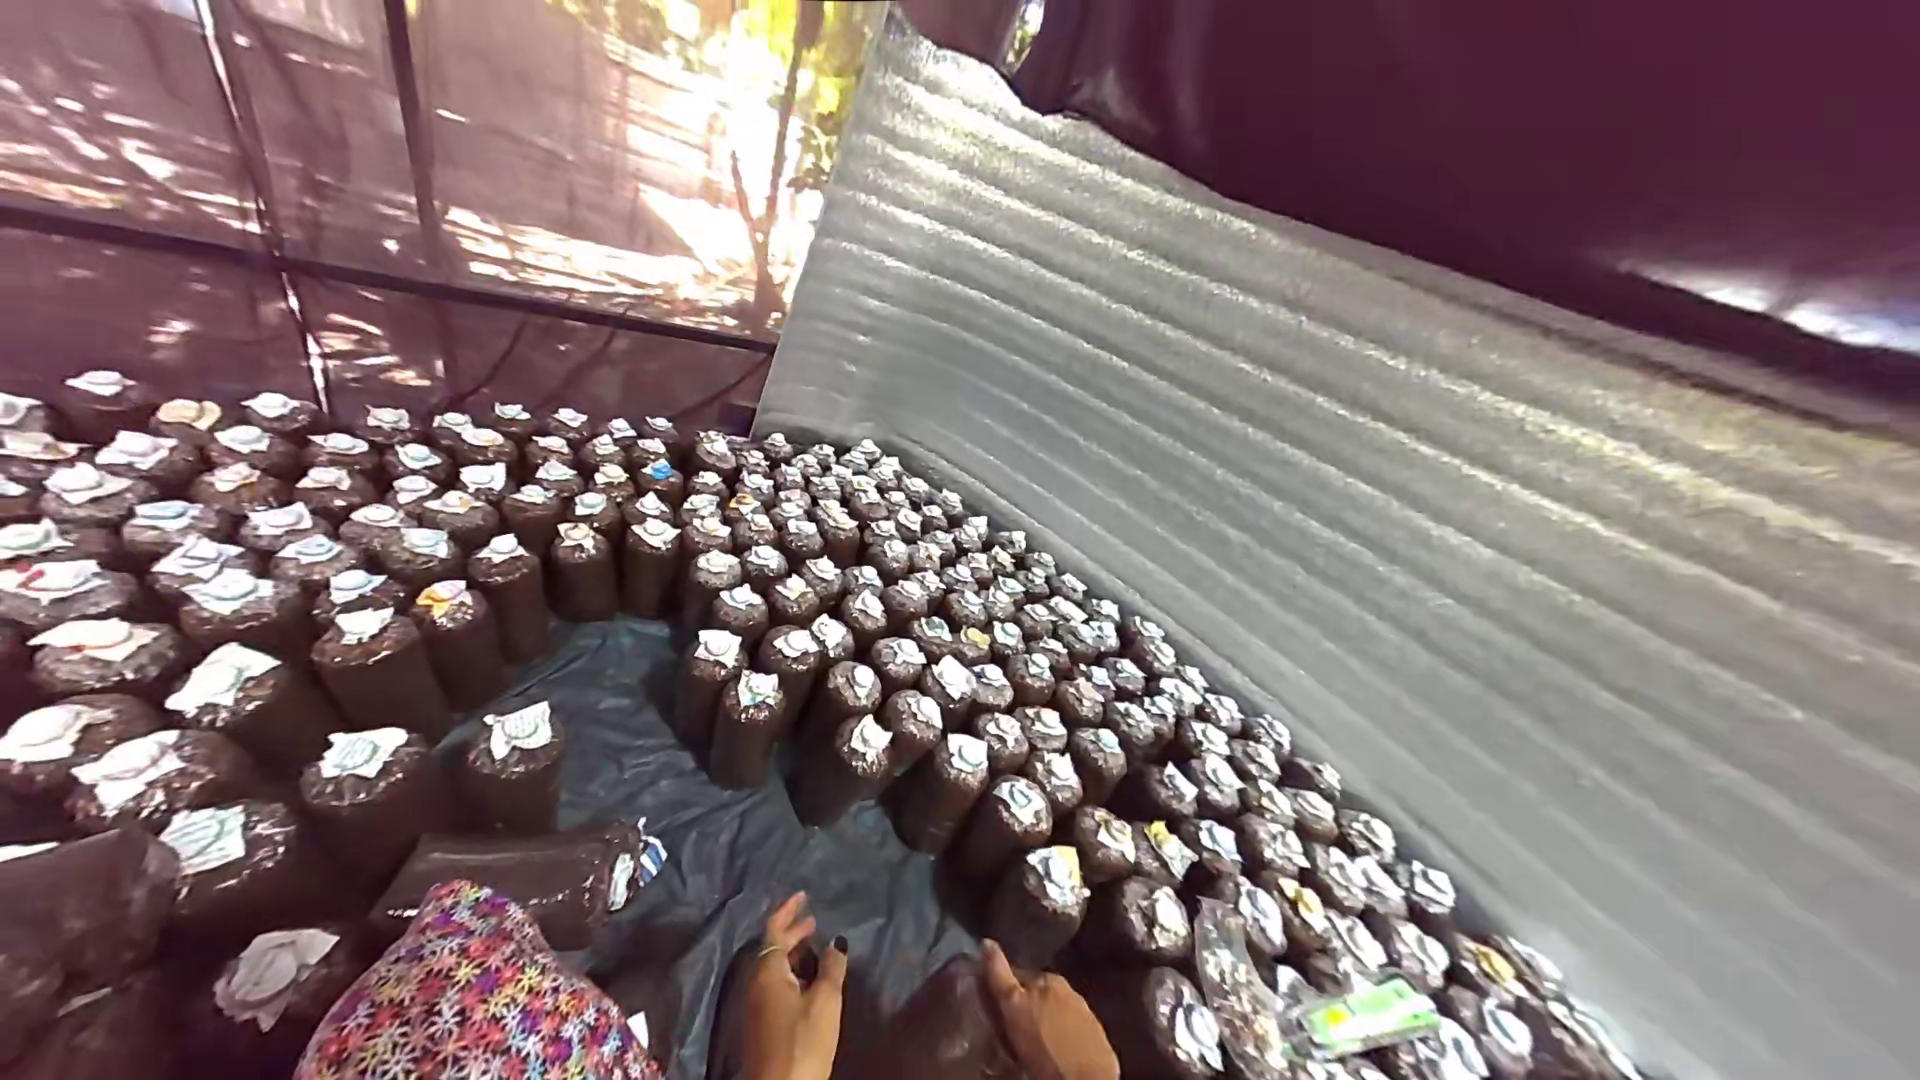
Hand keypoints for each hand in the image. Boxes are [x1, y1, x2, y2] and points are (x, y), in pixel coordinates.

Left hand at [746, 892, 846, 1079]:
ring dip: (792, 952)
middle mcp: (756, 983)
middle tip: (814, 921)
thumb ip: (831, 966)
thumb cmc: (802, 1041)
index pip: (774, 929)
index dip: (788, 909)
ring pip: (773, 966)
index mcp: (768, 971)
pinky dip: (789, 970)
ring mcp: (756, 1005)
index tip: (803, 895)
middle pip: (772, 947)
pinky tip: (807, 978)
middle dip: (793, 931)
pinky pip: (773, 983)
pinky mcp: (761, 1024)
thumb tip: (834, 943)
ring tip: (814, 946)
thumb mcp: (825, 1000)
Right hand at [983, 939, 1118, 1079]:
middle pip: (1042, 995)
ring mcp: (1088, 1015)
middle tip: (1016, 1027)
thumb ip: (1000, 975)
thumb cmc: (1043, 1044)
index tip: (999, 1006)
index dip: (1008, 991)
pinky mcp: (1099, 1041)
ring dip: (1048, 1022)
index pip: (1022, 976)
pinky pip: (1076, 1034)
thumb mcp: (1013, 1008)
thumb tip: (987, 941)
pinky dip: (1066, 1039)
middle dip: (1030, 1006)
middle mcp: (1071, 991)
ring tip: (1036, 1042)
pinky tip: (1058, 1053)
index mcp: (1050, 978)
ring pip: (1059, 1014)